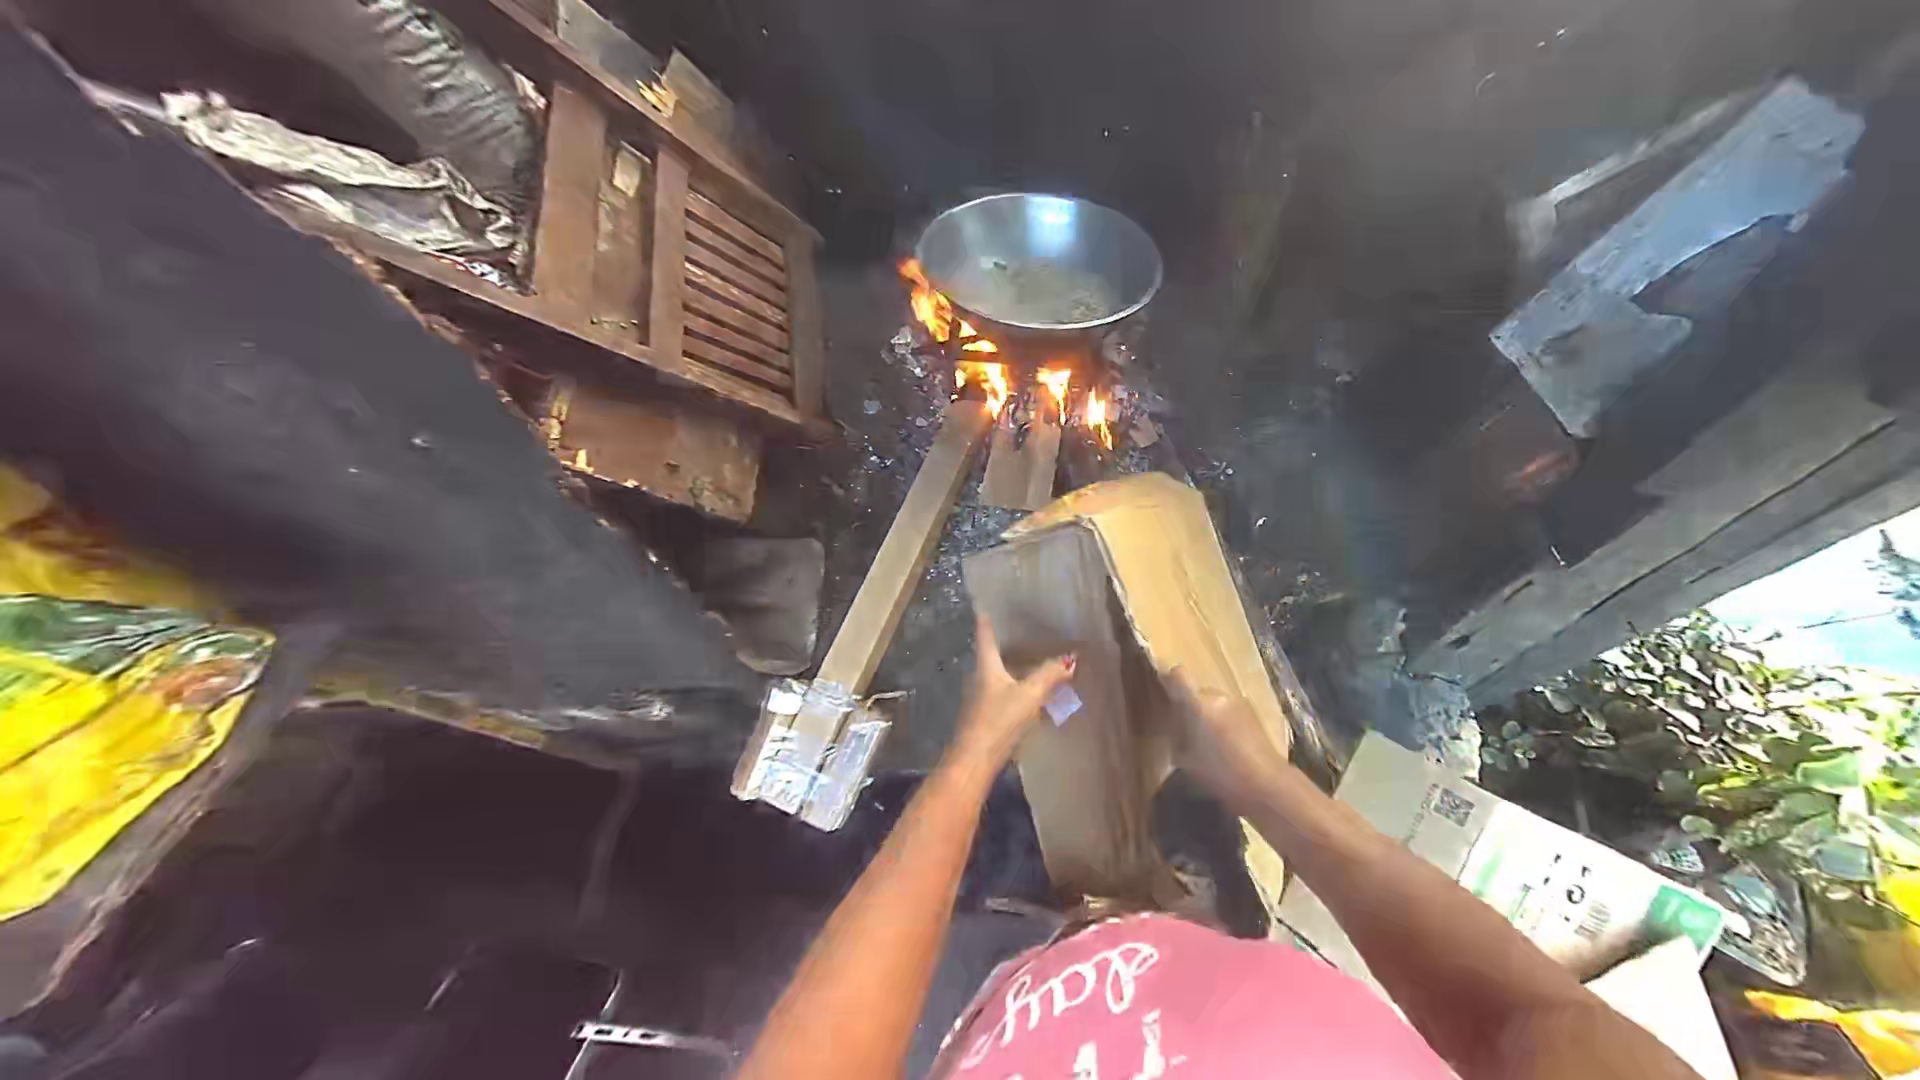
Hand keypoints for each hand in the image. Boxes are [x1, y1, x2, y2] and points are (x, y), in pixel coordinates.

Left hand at [949, 613, 1073, 771]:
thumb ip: (1049, 676)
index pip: (986, 633)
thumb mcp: (1028, 696)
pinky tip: (1032, 689)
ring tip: (1036, 654)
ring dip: (1014, 663)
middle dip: (1007, 639)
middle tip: (1027, 625)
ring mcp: (981, 697)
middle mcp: (980, 676)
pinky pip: (1004, 690)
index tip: (991, 601)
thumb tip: (1071, 658)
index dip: (988, 616)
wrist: (974, 761)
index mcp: (986, 665)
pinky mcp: (986, 715)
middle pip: (993, 652)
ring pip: (999, 672)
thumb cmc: (998, 721)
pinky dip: (1017, 683)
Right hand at [1167, 667, 1291, 813]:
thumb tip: (1172, 726)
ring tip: (1208, 740)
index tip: (1163, 694)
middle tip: (1186, 729)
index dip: (1168, 680)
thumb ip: (1176, 736)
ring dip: (1208, 713)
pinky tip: (1226, 744)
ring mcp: (1239, 703)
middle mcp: (1219, 696)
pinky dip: (1223, 720)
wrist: (1268, 787)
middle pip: (1197, 691)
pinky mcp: (1254, 714)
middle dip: (1190, 705)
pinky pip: (1229, 710)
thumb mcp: (1186, 760)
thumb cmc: (1221, 775)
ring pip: (1214, 701)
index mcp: (1199, 704)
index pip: (1178, 674)